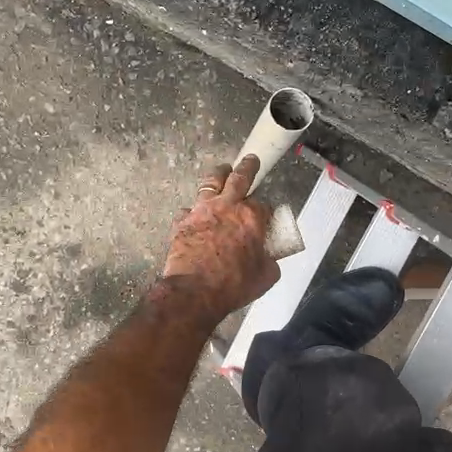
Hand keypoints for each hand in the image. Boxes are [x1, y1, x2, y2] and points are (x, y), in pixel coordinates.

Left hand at [159, 155, 279, 322]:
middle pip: (239, 178)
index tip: (266, 215)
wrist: (195, 291)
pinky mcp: (182, 221)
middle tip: (250, 160)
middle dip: (247, 167)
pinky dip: (193, 210)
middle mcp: (227, 206)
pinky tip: (194, 214)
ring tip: (222, 171)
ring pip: (210, 183)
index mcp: (252, 217)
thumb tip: (268, 258)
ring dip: (218, 175)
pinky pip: (188, 209)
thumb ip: (269, 261)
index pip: (263, 204)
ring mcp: (201, 211)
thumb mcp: (266, 276)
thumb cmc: (234, 284)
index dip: (266, 209)